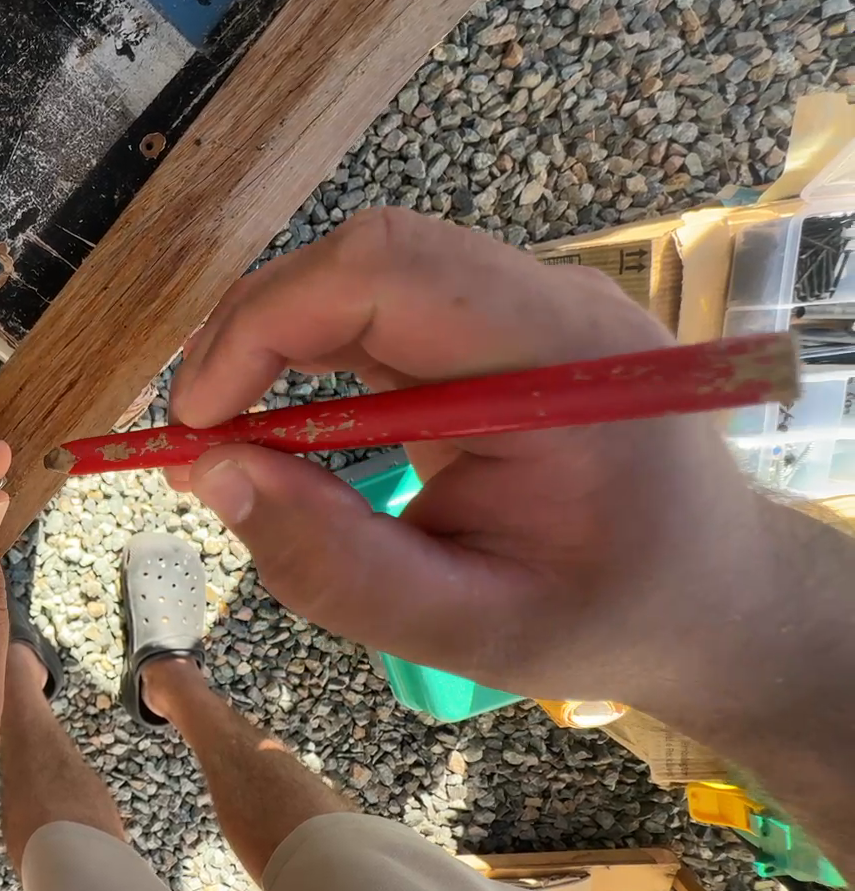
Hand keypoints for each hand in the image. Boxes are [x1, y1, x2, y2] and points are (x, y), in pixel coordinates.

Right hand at [166, 208, 788, 713]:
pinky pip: (349, 313)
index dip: (259, 330)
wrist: (699, 593)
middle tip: (191, 441)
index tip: (198, 428)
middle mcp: (531, 304)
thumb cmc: (597, 615)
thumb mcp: (459, 628)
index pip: (378, 272)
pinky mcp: (466, 332)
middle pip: (347, 262)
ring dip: (250, 351)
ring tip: (214, 439)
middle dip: (239, 341)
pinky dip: (279, 360)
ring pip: (337, 281)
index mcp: (554, 360)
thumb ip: (332, 563)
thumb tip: (209, 473)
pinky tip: (259, 424)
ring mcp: (500, 309)